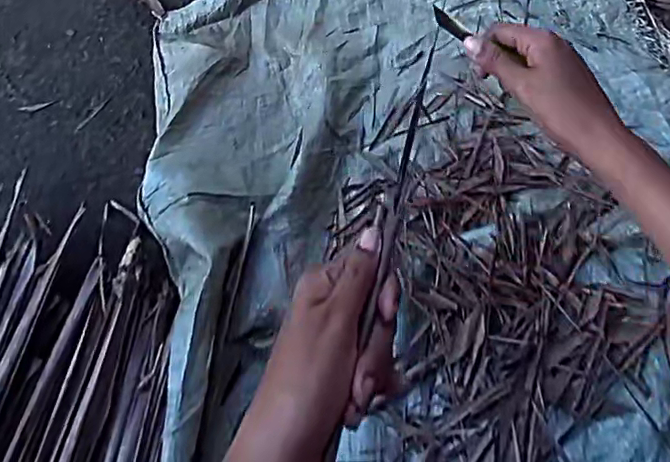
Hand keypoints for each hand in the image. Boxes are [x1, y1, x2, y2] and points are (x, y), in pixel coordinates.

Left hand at [227, 228, 399, 460]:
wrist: (285, 450)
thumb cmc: (306, 380)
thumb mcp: (336, 321)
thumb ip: (359, 275)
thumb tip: (373, 229)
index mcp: (324, 285)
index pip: (370, 266)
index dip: (384, 291)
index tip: (384, 312)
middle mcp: (331, 308)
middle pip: (378, 309)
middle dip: (376, 345)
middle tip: (358, 368)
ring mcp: (337, 343)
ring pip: (379, 343)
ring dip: (372, 374)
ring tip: (351, 396)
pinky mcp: (343, 373)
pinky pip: (373, 371)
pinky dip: (369, 391)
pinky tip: (353, 407)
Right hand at [464, 23, 630, 161]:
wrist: (601, 140)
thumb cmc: (560, 112)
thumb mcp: (521, 85)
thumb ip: (494, 61)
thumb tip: (468, 40)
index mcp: (542, 39)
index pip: (501, 30)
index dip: (484, 48)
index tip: (479, 74)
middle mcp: (555, 42)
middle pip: (513, 41)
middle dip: (498, 59)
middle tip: (496, 86)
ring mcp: (565, 58)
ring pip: (526, 56)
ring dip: (512, 71)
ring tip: (516, 95)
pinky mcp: (570, 74)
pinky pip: (540, 66)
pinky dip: (528, 78)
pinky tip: (532, 98)